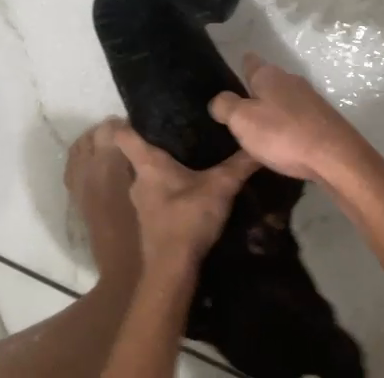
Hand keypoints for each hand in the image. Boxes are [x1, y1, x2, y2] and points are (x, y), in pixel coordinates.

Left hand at [108, 120, 258, 268]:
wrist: (172, 271)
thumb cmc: (187, 219)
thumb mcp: (220, 187)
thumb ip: (239, 164)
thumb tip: (259, 144)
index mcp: (147, 164)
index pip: (124, 134)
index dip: (131, 119)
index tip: (149, 111)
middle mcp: (137, 180)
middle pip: (139, 154)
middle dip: (159, 144)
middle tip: (185, 132)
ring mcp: (140, 203)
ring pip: (149, 176)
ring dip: (165, 170)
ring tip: (191, 160)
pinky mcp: (148, 221)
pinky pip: (156, 195)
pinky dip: (169, 190)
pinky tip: (189, 190)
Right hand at [209, 54, 381, 185]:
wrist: (335, 157)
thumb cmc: (283, 134)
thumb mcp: (243, 121)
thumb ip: (226, 106)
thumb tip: (219, 100)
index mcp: (269, 75)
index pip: (250, 62)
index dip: (240, 66)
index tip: (232, 74)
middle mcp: (291, 80)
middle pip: (268, 81)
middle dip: (255, 93)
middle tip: (239, 111)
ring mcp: (310, 100)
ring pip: (284, 100)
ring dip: (273, 111)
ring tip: (259, 131)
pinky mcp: (323, 120)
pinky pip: (297, 118)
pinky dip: (288, 127)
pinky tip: (283, 143)